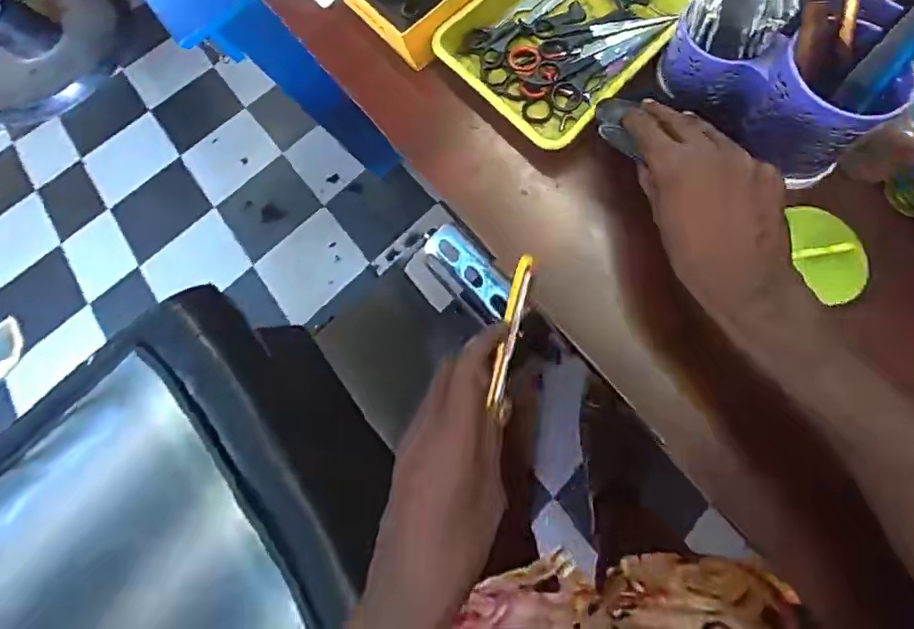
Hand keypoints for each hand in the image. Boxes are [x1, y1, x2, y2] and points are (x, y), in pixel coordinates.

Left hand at [352, 325, 509, 628]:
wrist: (405, 584)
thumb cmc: (459, 544)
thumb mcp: (492, 493)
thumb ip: (494, 440)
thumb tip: (502, 402)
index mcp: (452, 431)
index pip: (467, 365)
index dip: (488, 340)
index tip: (509, 329)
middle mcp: (426, 424)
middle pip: (449, 369)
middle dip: (477, 355)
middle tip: (507, 360)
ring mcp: (410, 438)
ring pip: (438, 387)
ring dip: (463, 377)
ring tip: (494, 390)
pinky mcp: (404, 453)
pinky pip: (430, 408)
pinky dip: (452, 399)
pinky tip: (470, 422)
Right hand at [623, 102, 823, 345]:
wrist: (751, 283)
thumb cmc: (694, 258)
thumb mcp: (661, 220)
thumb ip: (652, 184)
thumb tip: (645, 162)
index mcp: (675, 163)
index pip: (647, 128)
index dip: (633, 119)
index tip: (625, 115)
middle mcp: (709, 150)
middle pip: (680, 120)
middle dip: (662, 114)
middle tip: (649, 109)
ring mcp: (743, 157)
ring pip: (712, 133)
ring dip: (693, 129)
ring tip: (681, 126)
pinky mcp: (767, 170)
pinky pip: (739, 154)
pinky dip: (723, 155)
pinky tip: (719, 165)